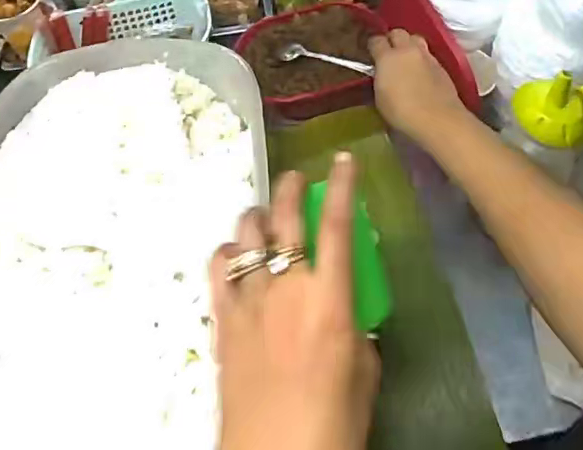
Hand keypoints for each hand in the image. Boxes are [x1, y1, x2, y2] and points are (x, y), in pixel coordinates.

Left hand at [213, 158, 377, 449]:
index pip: (338, 224)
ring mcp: (250, 301)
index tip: (344, 159)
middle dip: (291, 187)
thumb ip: (357, 333)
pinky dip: (229, 252)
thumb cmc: (331, 425)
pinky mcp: (223, 322)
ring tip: (264, 219)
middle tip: (296, 179)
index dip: (342, 185)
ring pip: (247, 234)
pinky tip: (236, 257)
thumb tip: (347, 315)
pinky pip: (220, 269)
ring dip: (258, 217)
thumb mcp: (362, 375)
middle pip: (285, 216)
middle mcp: (287, 286)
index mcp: (330, 298)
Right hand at [369, 30, 463, 138]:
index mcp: (388, 57)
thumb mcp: (380, 99)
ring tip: (406, 60)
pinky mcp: (441, 66)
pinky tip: (421, 74)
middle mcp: (408, 50)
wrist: (438, 120)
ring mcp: (427, 56)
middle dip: (392, 39)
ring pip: (416, 39)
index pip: (376, 40)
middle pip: (398, 33)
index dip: (373, 45)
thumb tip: (381, 74)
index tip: (371, 54)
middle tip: (389, 54)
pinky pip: (428, 55)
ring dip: (409, 46)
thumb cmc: (402, 113)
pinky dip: (422, 59)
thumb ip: (379, 80)